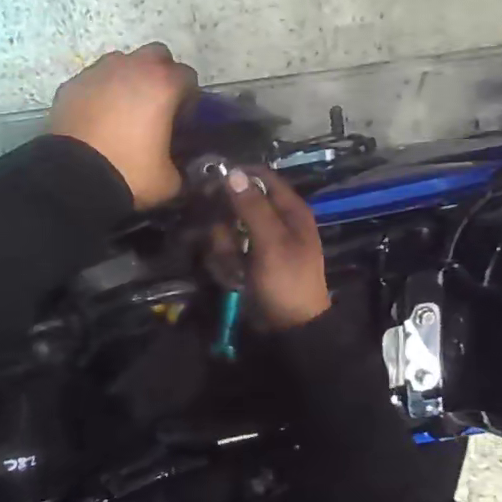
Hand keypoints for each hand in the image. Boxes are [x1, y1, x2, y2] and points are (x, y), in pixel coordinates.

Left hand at [47, 43, 198, 208]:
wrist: (74, 178)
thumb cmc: (129, 174)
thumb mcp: (168, 182)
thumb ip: (178, 168)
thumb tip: (173, 169)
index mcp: (162, 85)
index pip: (187, 77)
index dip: (187, 98)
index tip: (180, 120)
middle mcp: (132, 68)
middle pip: (155, 56)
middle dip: (159, 75)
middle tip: (154, 106)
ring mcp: (98, 72)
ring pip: (121, 62)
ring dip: (127, 79)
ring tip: (121, 111)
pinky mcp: (72, 85)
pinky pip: (92, 81)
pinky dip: (98, 93)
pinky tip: (95, 118)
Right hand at [225, 167, 331, 329]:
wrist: (291, 328)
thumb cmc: (287, 281)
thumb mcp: (271, 242)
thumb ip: (252, 207)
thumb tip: (232, 173)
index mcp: (290, 210)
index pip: (261, 178)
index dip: (237, 178)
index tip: (210, 185)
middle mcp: (275, 221)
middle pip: (237, 205)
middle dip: (225, 226)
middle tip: (225, 243)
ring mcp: (260, 243)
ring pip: (227, 231)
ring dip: (224, 249)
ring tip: (234, 269)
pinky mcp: (248, 262)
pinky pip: (227, 252)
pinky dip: (226, 265)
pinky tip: (233, 279)